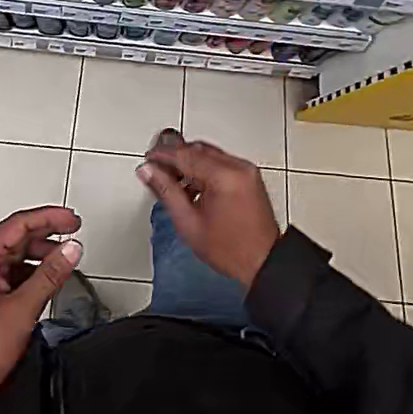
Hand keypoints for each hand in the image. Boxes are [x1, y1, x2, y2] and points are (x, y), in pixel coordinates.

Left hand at [0, 205, 82, 392]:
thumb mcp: (21, 310)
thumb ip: (50, 275)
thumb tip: (70, 250)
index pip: (19, 224)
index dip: (49, 218)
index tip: (71, 219)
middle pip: (18, 236)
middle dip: (48, 232)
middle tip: (73, 230)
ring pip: (17, 255)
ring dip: (42, 254)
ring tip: (65, 258)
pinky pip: (14, 272)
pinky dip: (33, 271)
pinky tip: (48, 278)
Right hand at [135, 129, 280, 286]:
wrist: (263, 263)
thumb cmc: (228, 250)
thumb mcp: (189, 223)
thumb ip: (166, 191)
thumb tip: (148, 171)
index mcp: (224, 176)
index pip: (186, 155)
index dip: (163, 155)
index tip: (148, 159)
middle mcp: (238, 167)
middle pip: (198, 150)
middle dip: (176, 157)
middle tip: (157, 168)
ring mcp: (246, 170)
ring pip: (210, 154)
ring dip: (190, 162)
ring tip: (173, 180)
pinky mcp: (250, 176)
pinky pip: (221, 162)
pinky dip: (205, 168)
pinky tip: (193, 185)